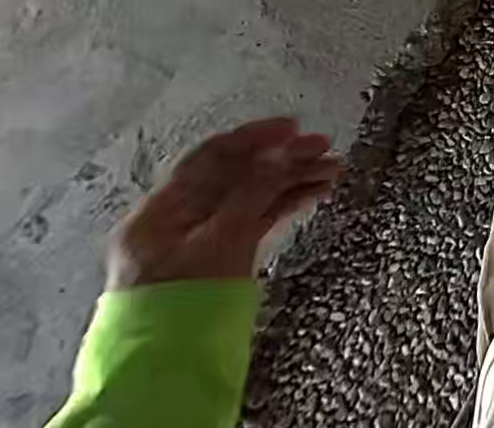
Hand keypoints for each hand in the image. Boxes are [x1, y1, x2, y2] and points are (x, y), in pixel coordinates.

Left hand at [107, 117, 343, 289]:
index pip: (211, 157)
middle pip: (238, 174)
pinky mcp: (225, 254)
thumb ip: (256, 189)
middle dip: (284, 158)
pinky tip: (316, 191)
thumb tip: (286, 151)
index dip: (255, 137)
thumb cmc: (181, 306)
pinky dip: (289, 200)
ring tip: (332, 168)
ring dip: (294, 177)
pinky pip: (261, 214)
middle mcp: (180, 221)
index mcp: (162, 212)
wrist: (173, 367)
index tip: (293, 127)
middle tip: (323, 146)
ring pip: (255, 193)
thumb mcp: (223, 237)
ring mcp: (203, 238)